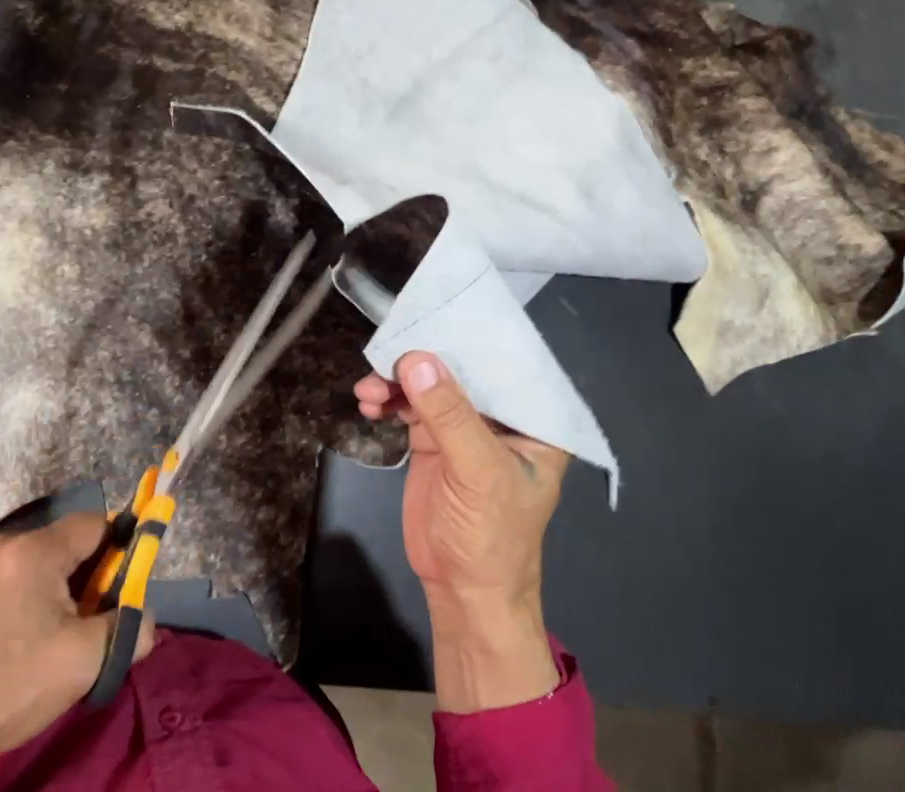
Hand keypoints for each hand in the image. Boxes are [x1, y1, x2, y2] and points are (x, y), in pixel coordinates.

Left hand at [0, 512, 153, 790]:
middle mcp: (1, 546)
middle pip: (64, 547)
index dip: (120, 552)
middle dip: (88, 582)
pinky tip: (17, 650)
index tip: (123, 592)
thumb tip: (142, 617)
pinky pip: (8, 586)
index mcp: (33, 551)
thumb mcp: (84, 661)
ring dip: (57, 597)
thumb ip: (128, 628)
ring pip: (36, 569)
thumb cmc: (7, 686)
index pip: (95, 524)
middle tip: (89, 628)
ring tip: (53, 645)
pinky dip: (26, 607)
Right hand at [356, 351, 569, 712]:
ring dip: (397, 382)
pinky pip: (409, 408)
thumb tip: (415, 359)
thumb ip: (449, 414)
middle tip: (387, 353)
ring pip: (429, 387)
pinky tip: (369, 403)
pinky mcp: (433, 443)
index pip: (507, 364)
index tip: (434, 312)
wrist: (464, 592)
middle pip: (461, 370)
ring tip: (369, 389)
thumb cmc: (492, 536)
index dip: (472, 339)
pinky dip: (388, 401)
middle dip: (423, 359)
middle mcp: (501, 417)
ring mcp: (464, 429)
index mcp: (535, 420)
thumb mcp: (477, 472)